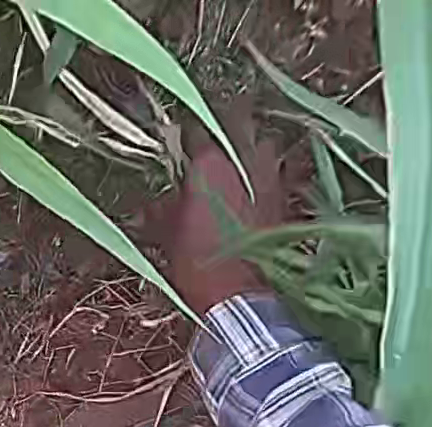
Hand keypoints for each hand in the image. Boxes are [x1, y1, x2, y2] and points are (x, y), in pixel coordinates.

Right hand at [163, 127, 287, 312]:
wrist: (239, 296)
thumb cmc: (197, 268)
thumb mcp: (167, 240)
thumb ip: (159, 214)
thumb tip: (147, 207)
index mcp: (209, 164)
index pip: (194, 133)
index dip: (183, 137)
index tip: (175, 145)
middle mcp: (244, 157)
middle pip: (234, 125)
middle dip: (220, 132)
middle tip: (206, 150)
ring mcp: (270, 172)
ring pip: (258, 144)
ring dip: (244, 150)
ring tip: (229, 168)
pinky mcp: (284, 193)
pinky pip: (270, 170)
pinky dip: (258, 174)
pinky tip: (246, 192)